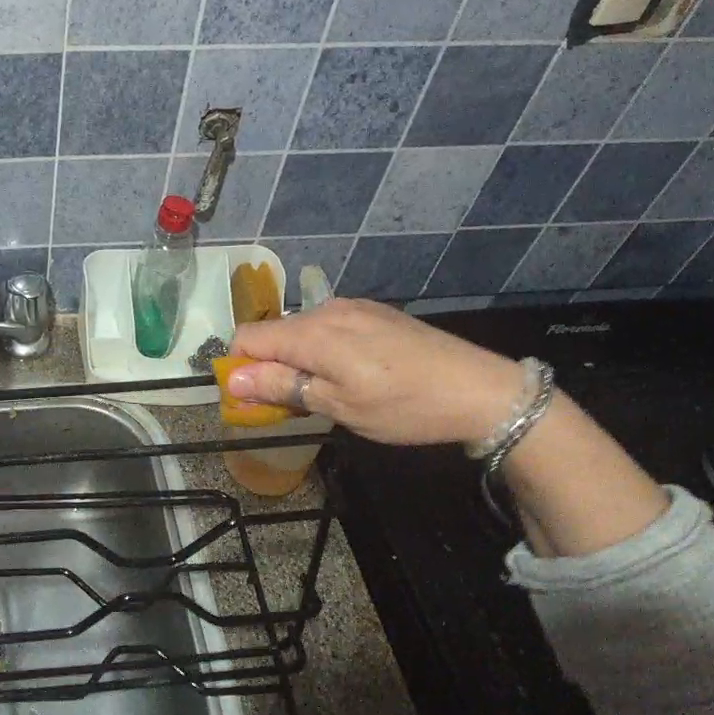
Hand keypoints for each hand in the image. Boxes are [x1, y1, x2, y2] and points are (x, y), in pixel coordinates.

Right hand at [227, 298, 524, 449]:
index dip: (241, 369)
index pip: (246, 338)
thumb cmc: (404, 407)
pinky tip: (356, 372)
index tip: (258, 401)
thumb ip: (281, 388)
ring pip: (302, 330)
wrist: (482, 390)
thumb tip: (231, 381)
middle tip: (296, 406)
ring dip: (299, 359)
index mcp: (311, 333)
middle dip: (271, 366)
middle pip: (273, 333)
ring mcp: (353, 307)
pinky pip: (329, 326)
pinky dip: (325, 349)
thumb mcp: (338, 406)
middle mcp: (326, 309)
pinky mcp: (375, 312)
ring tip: (330, 392)